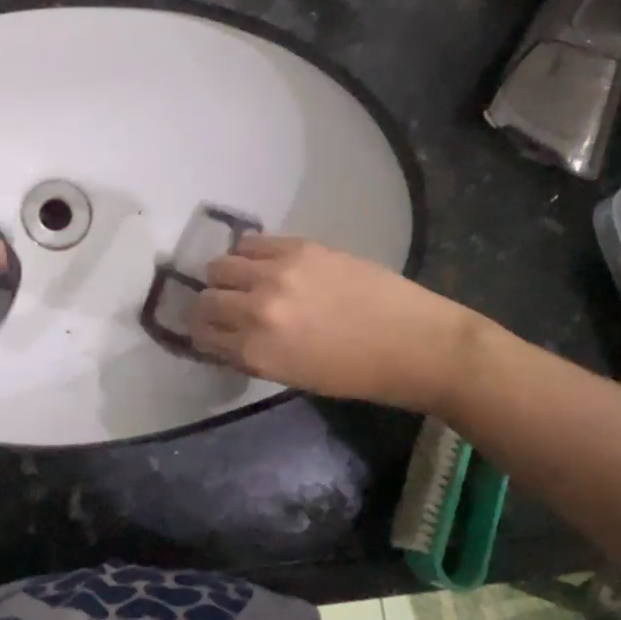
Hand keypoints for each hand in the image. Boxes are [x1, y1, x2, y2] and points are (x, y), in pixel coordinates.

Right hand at [190, 235, 490, 412]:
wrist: (419, 344)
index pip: (201, 336)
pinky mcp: (298, 248)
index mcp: (257, 353)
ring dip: (224, 277)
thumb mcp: (294, 377)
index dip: (201, 334)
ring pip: (219, 265)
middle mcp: (257, 311)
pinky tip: (263, 263)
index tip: (209, 333)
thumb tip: (222, 338)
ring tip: (242, 282)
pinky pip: (250, 242)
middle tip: (224, 309)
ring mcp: (277, 274)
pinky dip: (248, 254)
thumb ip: (251, 355)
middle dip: (208, 306)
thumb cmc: (360, 375)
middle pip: (205, 300)